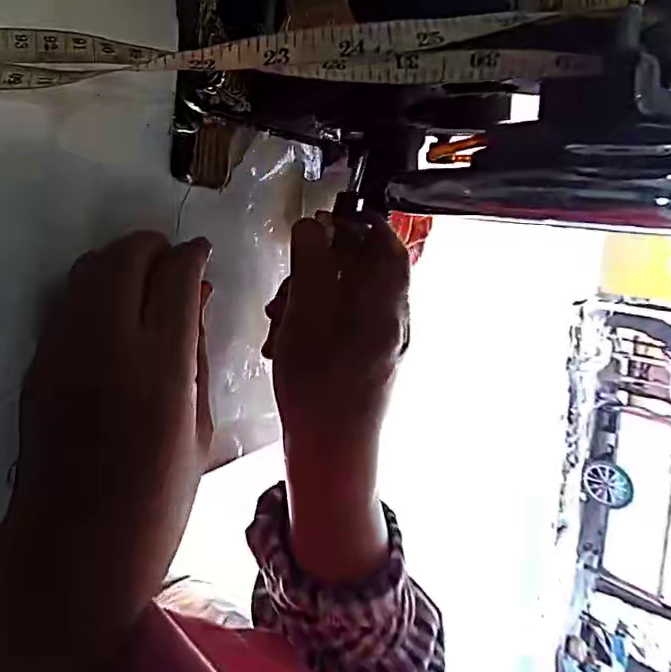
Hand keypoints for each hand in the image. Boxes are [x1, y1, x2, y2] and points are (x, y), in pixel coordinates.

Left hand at [0, 232, 212, 671]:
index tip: (200, 254)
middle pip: (125, 257)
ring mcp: (63, 350)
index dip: (192, 255)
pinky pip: (69, 301)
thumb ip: (196, 351)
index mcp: (159, 369)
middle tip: (171, 260)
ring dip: (121, 259)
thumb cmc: (155, 503)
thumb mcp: (198, 429)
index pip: (176, 276)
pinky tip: (113, 311)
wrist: (70, 548)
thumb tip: (197, 294)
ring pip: (89, 268)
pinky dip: (94, 288)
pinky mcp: (38, 361)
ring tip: (143, 278)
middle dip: (152, 245)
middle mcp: (106, 345)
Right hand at [262, 212, 409, 581]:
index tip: (325, 219)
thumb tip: (312, 226)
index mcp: (385, 306)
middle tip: (288, 281)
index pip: (386, 244)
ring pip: (346, 292)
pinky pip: (341, 317)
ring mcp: (380, 338)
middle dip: (320, 264)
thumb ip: (311, 268)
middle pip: (362, 267)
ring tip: (279, 315)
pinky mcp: (365, 354)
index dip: (358, 222)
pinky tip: (285, 334)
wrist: (331, 453)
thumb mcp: (305, 320)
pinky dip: (313, 314)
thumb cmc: (318, 390)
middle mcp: (391, 319)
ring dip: (309, 292)